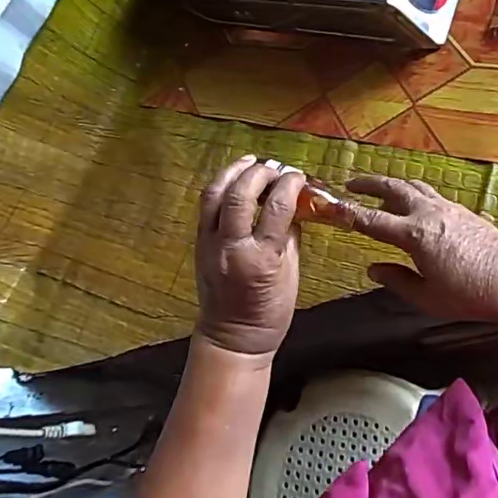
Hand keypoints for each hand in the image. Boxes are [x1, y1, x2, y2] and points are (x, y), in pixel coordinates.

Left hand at [193, 156, 304, 356]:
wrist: (231, 337)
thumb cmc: (269, 312)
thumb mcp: (291, 275)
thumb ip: (291, 237)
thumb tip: (295, 205)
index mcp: (262, 258)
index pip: (277, 208)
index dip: (289, 184)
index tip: (298, 175)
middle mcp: (233, 247)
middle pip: (241, 196)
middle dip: (260, 173)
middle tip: (275, 167)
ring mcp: (211, 244)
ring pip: (215, 196)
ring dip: (233, 172)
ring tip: (250, 161)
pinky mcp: (199, 244)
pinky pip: (205, 207)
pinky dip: (219, 188)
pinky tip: (232, 179)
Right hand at [339, 176, 497, 322]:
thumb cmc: (472, 294)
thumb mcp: (427, 297)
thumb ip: (396, 280)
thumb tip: (373, 269)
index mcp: (414, 235)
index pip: (371, 220)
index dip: (347, 213)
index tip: (330, 206)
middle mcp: (427, 214)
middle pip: (391, 188)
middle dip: (367, 184)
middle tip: (350, 184)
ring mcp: (446, 208)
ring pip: (412, 185)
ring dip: (390, 183)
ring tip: (378, 187)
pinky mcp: (460, 210)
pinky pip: (428, 192)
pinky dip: (412, 190)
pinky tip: (411, 200)